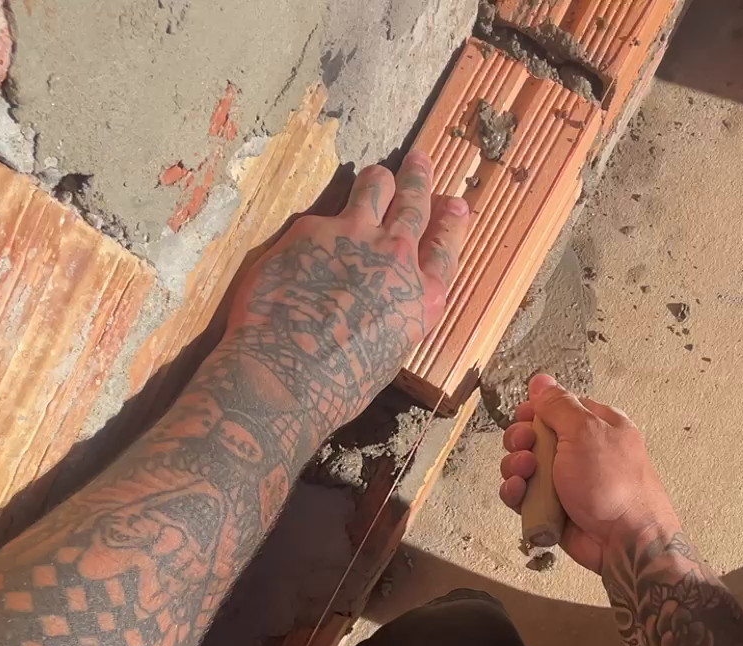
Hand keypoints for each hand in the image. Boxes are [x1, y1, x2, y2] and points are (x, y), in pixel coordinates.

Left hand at [221, 150, 469, 430]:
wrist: (287, 374)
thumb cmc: (338, 386)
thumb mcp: (388, 356)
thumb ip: (393, 317)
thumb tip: (377, 305)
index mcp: (423, 299)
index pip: (444, 249)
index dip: (451, 223)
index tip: (455, 204)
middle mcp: (398, 259)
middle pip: (414, 205)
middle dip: (418, 180)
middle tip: (419, 162)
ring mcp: (356, 235)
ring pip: (375, 187)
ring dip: (378, 179)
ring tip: (377, 175)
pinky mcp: (312, 228)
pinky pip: (325, 210)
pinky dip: (326, 215)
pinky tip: (316, 225)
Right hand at [499, 375, 680, 571]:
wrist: (623, 540)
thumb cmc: (614, 485)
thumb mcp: (585, 432)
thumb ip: (559, 405)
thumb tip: (541, 380)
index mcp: (595, 426)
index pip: (555, 408)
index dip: (534, 412)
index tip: (525, 419)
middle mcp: (580, 451)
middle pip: (533, 436)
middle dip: (521, 441)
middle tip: (527, 450)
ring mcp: (565, 481)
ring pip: (524, 467)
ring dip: (515, 468)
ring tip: (525, 476)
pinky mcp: (553, 508)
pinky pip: (524, 496)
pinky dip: (516, 494)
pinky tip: (519, 494)